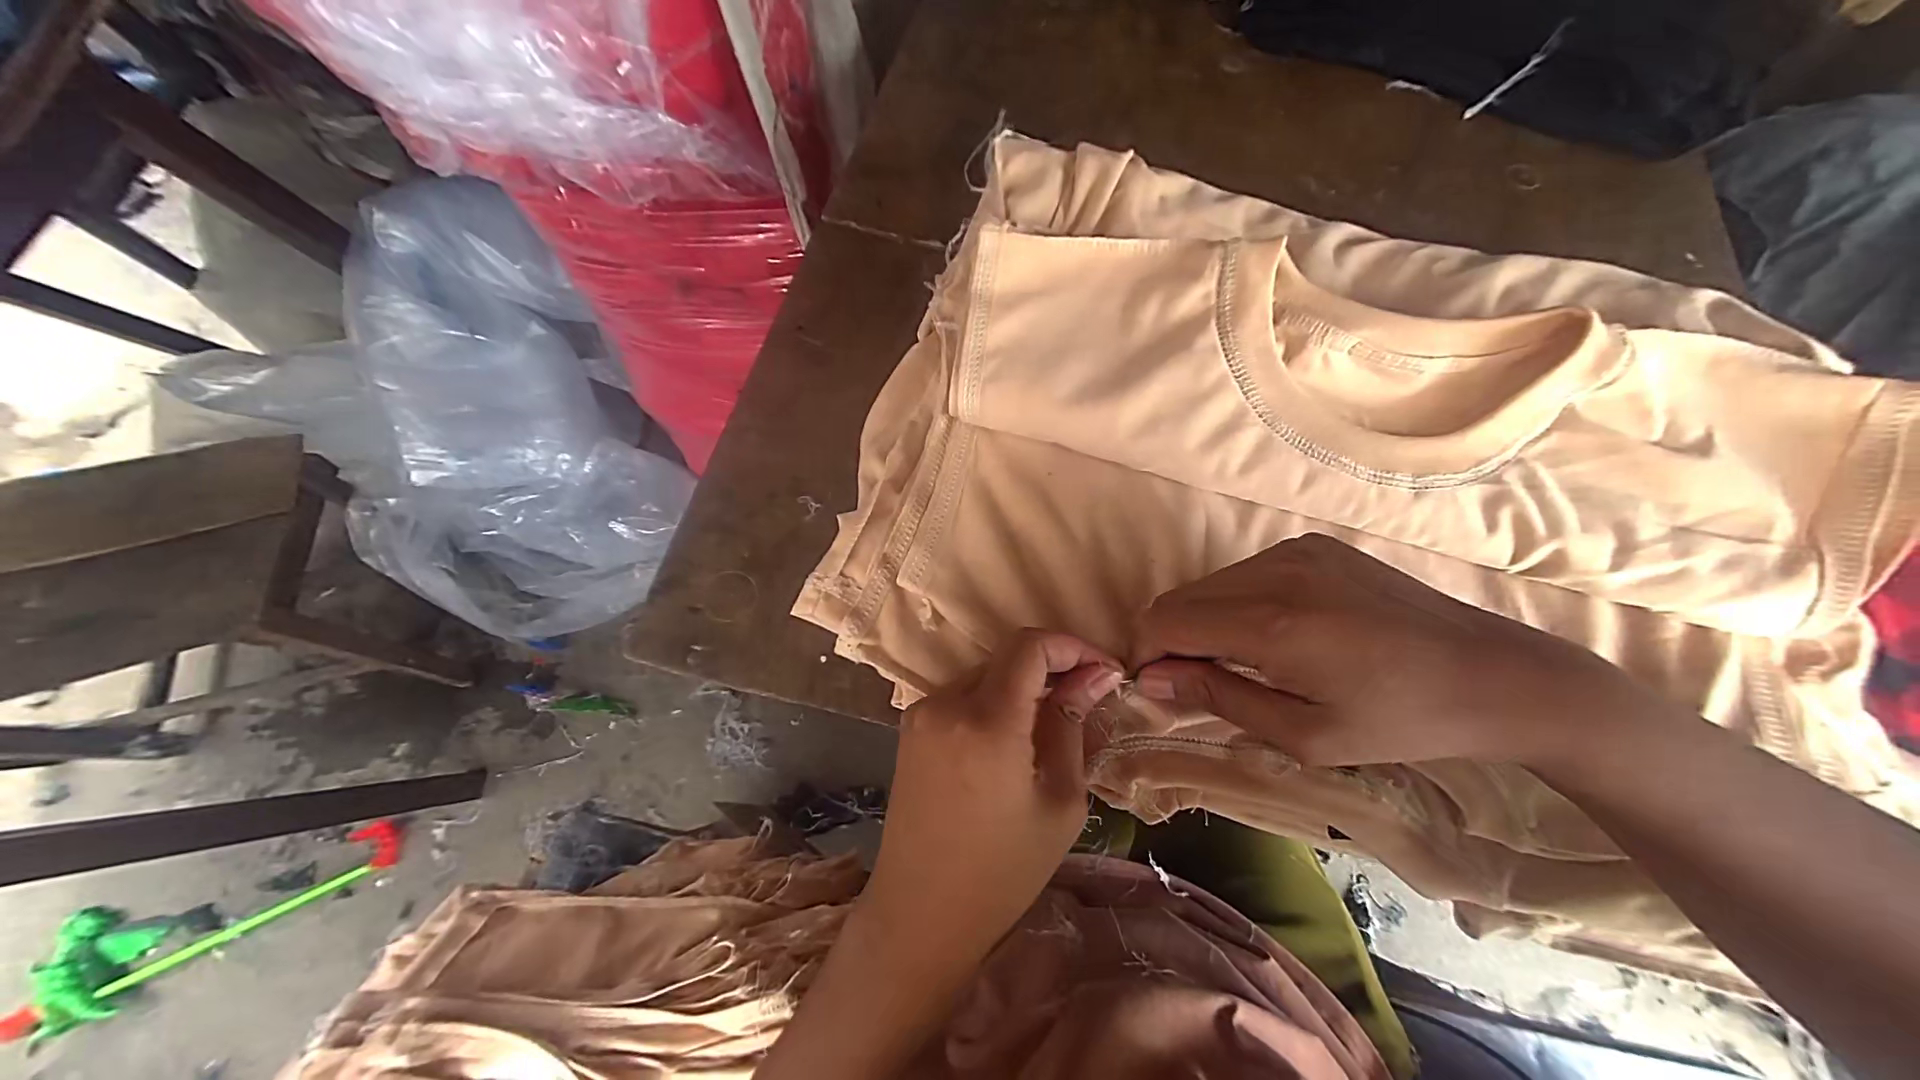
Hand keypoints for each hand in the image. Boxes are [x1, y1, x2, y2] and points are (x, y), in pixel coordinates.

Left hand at [863, 629, 1122, 954]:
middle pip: (1008, 657)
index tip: (1105, 671)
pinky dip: (994, 702)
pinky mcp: (910, 728)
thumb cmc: (1002, 871)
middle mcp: (946, 703)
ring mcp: (921, 713)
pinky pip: (962, 697)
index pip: (1031, 646)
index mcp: (986, 721)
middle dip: (1053, 667)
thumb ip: (1073, 727)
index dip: (1074, 647)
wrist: (920, 913)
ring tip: (1053, 726)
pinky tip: (1012, 739)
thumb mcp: (1059, 801)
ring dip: (1023, 686)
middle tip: (1088, 697)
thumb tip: (1096, 677)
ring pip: (985, 674)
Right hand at [1132, 534, 1677, 770]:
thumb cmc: (1400, 720)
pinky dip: (1233, 603)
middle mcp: (1276, 571)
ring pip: (1208, 583)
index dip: (1146, 653)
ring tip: (1238, 662)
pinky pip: (1243, 572)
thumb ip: (1218, 696)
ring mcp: (1297, 551)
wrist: (1496, 674)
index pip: (1165, 621)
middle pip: (1179, 598)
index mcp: (1273, 622)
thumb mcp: (1304, 734)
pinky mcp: (1315, 545)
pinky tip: (1271, 634)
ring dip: (1200, 621)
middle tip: (1196, 682)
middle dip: (1169, 640)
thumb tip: (1151, 677)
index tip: (1157, 687)